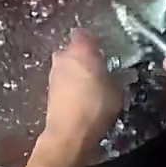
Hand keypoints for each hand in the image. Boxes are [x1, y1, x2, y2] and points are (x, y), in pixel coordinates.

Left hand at [37, 29, 118, 163]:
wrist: (69, 132)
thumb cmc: (97, 106)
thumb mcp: (117, 91)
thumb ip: (116, 76)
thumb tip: (117, 73)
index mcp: (82, 50)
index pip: (84, 34)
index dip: (94, 41)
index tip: (103, 51)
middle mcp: (63, 56)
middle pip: (74, 50)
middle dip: (84, 57)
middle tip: (100, 70)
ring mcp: (53, 73)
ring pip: (67, 65)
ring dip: (77, 72)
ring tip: (91, 87)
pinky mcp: (48, 89)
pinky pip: (63, 81)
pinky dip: (71, 85)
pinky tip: (81, 98)